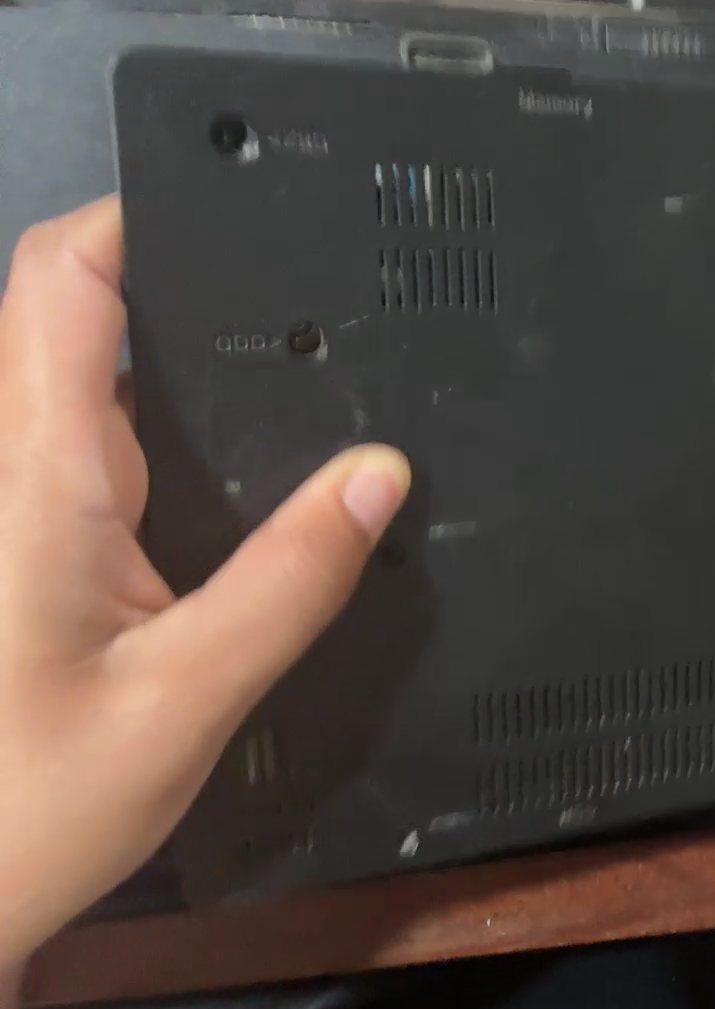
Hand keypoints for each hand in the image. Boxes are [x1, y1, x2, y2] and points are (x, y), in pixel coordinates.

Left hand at [0, 199, 411, 971]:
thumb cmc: (22, 806)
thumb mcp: (189, 691)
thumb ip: (294, 574)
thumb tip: (381, 472)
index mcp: (30, 486)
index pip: (56, 301)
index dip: (124, 229)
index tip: (220, 202)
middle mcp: (0, 480)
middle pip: (64, 330)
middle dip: (171, 285)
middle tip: (297, 289)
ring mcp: (3, 515)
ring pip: (75, 389)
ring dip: (170, 355)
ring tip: (289, 359)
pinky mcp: (17, 554)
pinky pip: (87, 451)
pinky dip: (163, 425)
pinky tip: (238, 458)